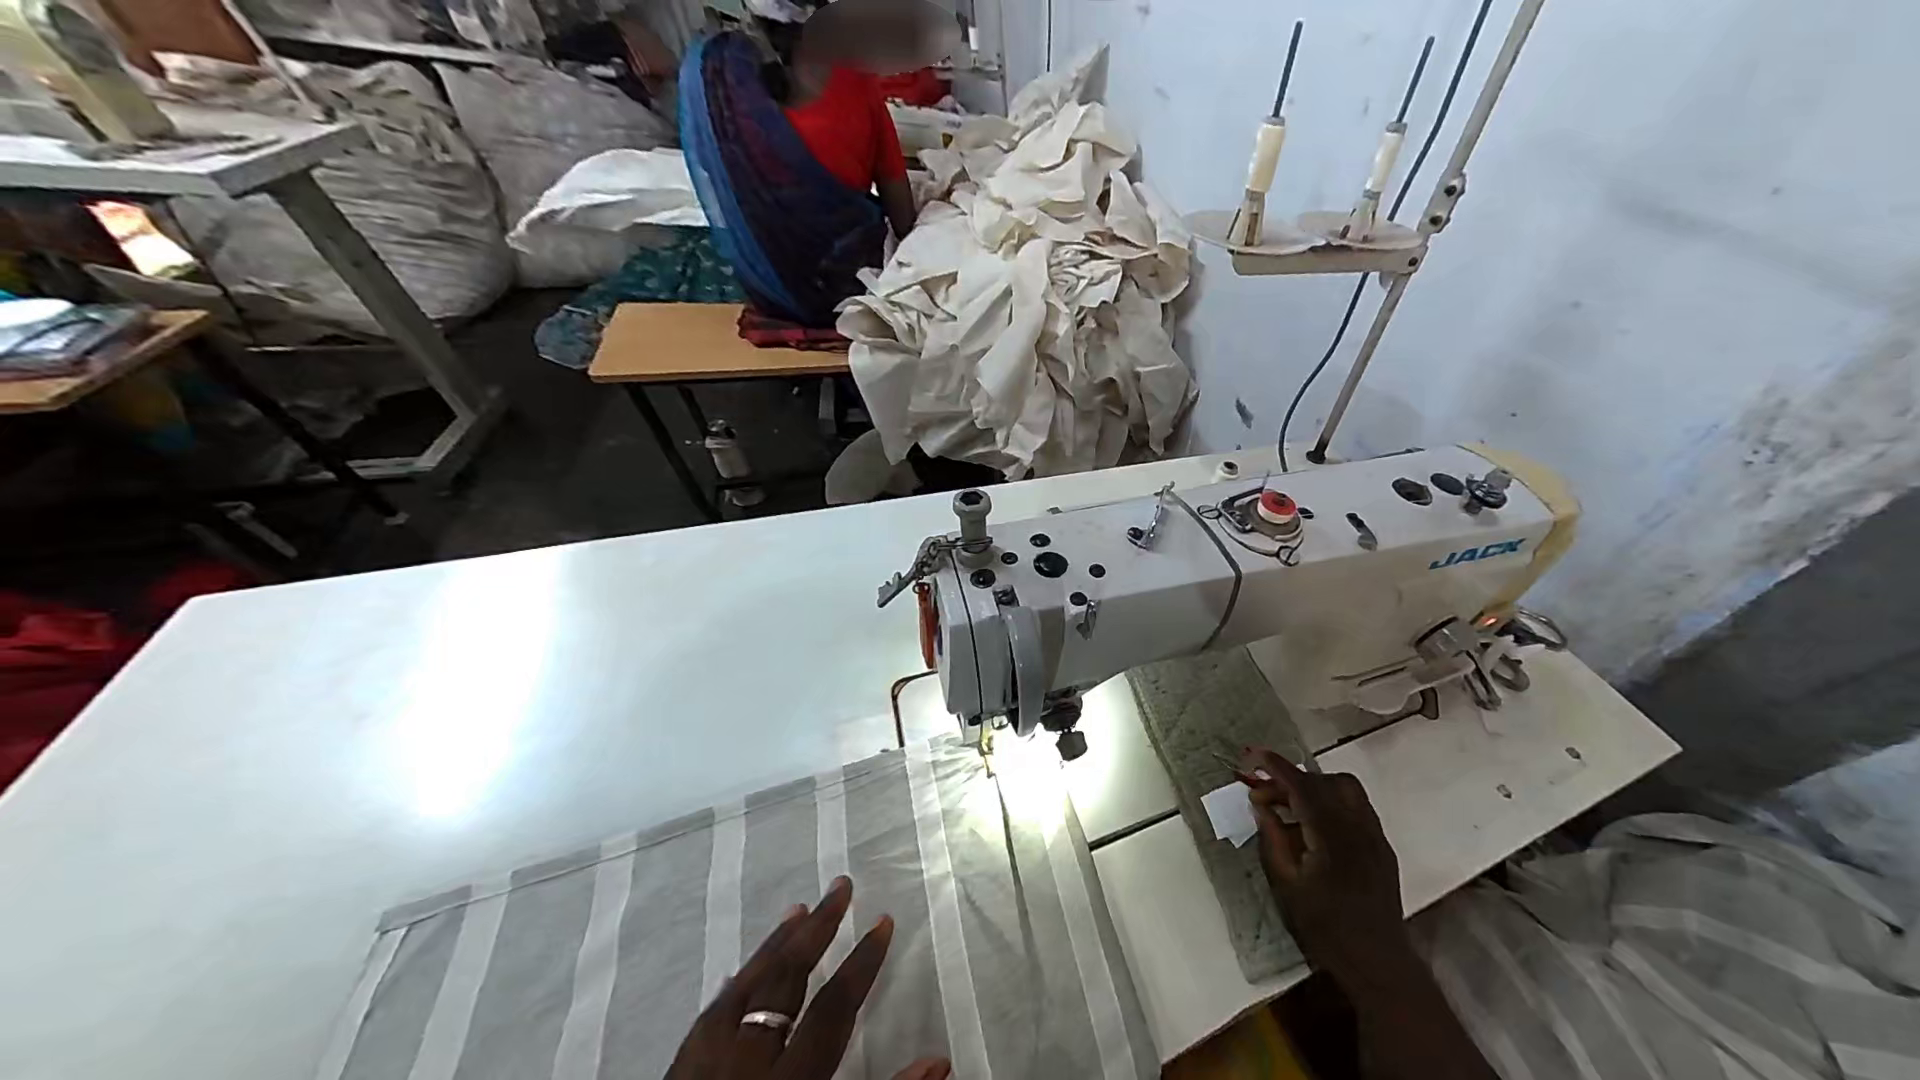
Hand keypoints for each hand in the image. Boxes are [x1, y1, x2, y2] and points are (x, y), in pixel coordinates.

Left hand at [666, 875, 950, 1079]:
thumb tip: (940, 1060)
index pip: (833, 1008)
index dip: (862, 962)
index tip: (882, 921)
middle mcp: (746, 1060)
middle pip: (786, 979)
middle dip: (819, 929)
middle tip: (841, 886)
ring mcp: (707, 1059)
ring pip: (747, 984)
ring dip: (777, 943)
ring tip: (800, 909)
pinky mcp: (681, 1066)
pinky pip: (715, 1009)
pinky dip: (739, 980)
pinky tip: (746, 968)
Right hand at [1237, 749, 1409, 983]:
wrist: (1377, 961)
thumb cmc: (1325, 926)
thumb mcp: (1286, 883)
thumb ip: (1272, 838)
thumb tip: (1261, 805)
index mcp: (1332, 836)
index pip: (1303, 787)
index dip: (1276, 767)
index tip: (1253, 755)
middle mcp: (1358, 828)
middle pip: (1325, 782)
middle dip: (1292, 779)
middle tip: (1264, 794)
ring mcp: (1375, 836)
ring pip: (1346, 789)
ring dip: (1314, 786)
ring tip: (1289, 806)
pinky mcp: (1382, 846)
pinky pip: (1356, 806)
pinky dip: (1331, 801)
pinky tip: (1314, 823)